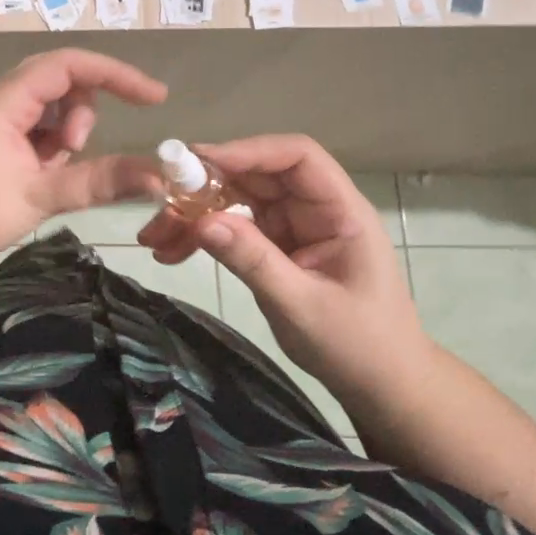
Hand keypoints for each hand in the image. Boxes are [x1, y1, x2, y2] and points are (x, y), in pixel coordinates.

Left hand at [0, 49, 166, 273]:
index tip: (154, 98)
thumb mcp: (39, 198)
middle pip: (62, 79)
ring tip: (56, 165)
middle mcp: (3, 100)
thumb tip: (158, 178)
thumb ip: (98, 182)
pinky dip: (56, 143)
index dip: (115, 74)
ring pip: (54, 104)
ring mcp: (1, 119)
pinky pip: (41, 126)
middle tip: (82, 147)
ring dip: (70, 128)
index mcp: (5, 102)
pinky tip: (48, 171)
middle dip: (88, 106)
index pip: (68, 64)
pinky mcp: (1, 138)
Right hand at [136, 134, 433, 408]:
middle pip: (255, 175)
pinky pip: (231, 226)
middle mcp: (314, 209)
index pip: (297, 158)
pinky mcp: (274, 245)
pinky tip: (171, 251)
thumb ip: (253, 261)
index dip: (248, 151)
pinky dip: (201, 235)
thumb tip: (201, 222)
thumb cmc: (356, 344)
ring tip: (155, 236)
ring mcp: (292, 226)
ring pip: (236, 199)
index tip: (197, 162)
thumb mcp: (301, 305)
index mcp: (341, 211)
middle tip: (160, 204)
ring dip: (194, 212)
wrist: (380, 383)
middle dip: (205, 185)